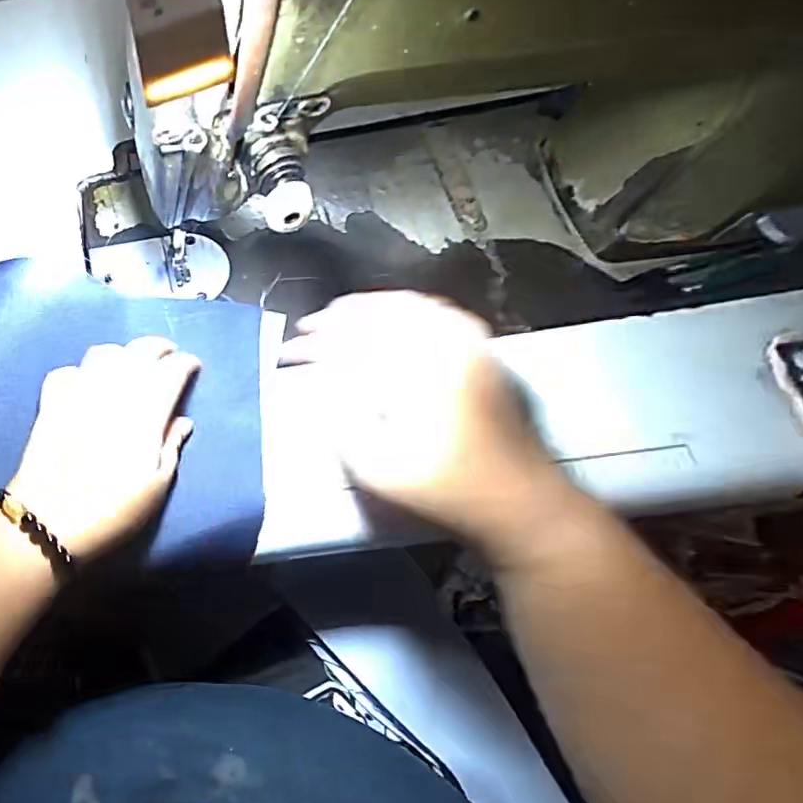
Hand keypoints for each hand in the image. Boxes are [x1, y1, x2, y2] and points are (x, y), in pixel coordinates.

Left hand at [6, 337, 200, 558]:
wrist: (49, 520)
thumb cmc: (113, 509)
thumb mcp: (156, 485)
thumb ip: (171, 446)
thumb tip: (182, 421)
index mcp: (147, 407)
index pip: (172, 368)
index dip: (186, 363)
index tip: (192, 368)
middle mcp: (114, 387)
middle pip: (140, 349)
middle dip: (158, 348)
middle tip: (167, 357)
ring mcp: (78, 389)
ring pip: (103, 352)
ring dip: (122, 354)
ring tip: (129, 367)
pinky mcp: (50, 400)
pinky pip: (68, 371)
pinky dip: (82, 373)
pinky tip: (86, 386)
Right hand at [279, 291, 579, 559]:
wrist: (515, 497)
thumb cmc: (441, 487)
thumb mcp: (376, 467)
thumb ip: (342, 418)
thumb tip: (324, 380)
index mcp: (412, 372)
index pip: (348, 344)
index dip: (312, 346)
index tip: (287, 353)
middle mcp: (441, 345)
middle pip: (378, 315)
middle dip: (336, 319)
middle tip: (308, 327)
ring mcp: (468, 342)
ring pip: (409, 304)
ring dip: (369, 307)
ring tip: (341, 313)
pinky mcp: (483, 349)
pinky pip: (439, 311)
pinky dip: (407, 306)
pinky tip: (393, 315)